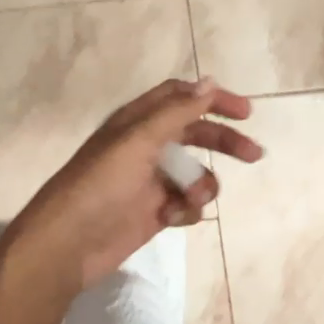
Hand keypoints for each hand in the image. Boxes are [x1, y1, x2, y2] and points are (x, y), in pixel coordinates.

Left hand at [0, 78, 262, 294]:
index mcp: (138, 120)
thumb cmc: (101, 183)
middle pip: (195, 133)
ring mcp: (151, 180)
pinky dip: (186, 211)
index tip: (245, 112)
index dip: (212, 98)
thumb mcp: (139, 140)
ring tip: (187, 201)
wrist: (69, 241)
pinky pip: (186, 205)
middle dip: (223, 141)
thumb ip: (176, 111)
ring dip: (201, 186)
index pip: (181, 97)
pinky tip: (170, 219)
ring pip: (195, 173)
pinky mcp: (154, 212)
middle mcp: (146, 145)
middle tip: (254, 154)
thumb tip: (210, 81)